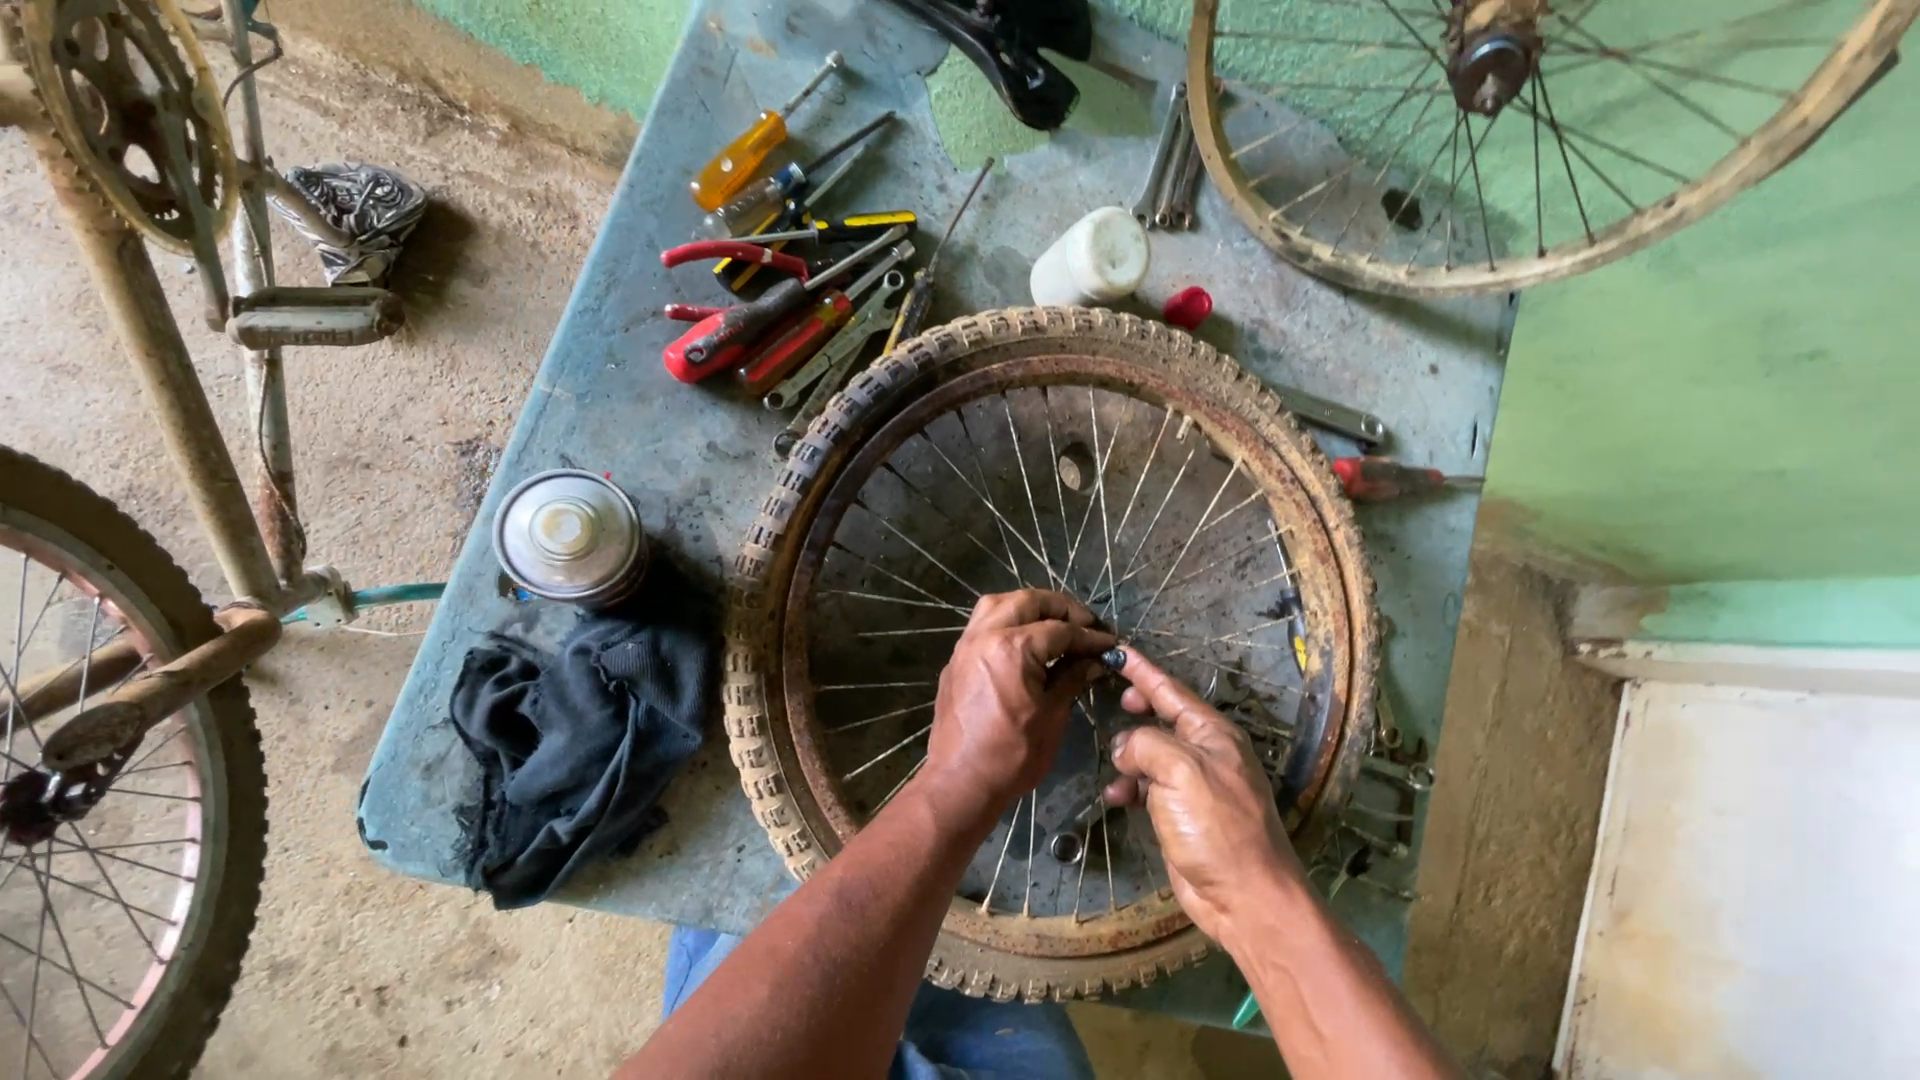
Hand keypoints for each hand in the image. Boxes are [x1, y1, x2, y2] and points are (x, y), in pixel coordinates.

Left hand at [919, 590, 1114, 832]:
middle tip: (1084, 623)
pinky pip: (982, 625)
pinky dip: (1005, 621)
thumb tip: (1093, 659)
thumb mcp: (1052, 715)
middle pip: (1027, 602)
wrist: (961, 781)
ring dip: (1028, 606)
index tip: (1109, 642)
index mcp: (1012, 648)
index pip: (1060, 629)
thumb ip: (1072, 678)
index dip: (1089, 635)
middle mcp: (985, 636)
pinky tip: (1024, 640)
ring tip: (1053, 623)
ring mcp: (965, 646)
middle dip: (1059, 607)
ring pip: (998, 604)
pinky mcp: (956, 660)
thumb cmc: (1013, 754)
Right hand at [1103, 648, 1304, 942]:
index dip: (1142, 670)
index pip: (1171, 690)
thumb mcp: (1180, 770)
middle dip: (1138, 707)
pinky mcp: (1182, 814)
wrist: (1244, 896)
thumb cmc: (1217, 825)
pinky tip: (1115, 797)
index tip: (1116, 650)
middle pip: (1164, 717)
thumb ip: (1146, 744)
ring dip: (1128, 756)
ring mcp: (1195, 785)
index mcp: (1213, 734)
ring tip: (1113, 765)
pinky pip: (1149, 787)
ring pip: (1151, 754)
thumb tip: (1124, 747)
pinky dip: (1130, 787)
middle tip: (1114, 699)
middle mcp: (1205, 753)